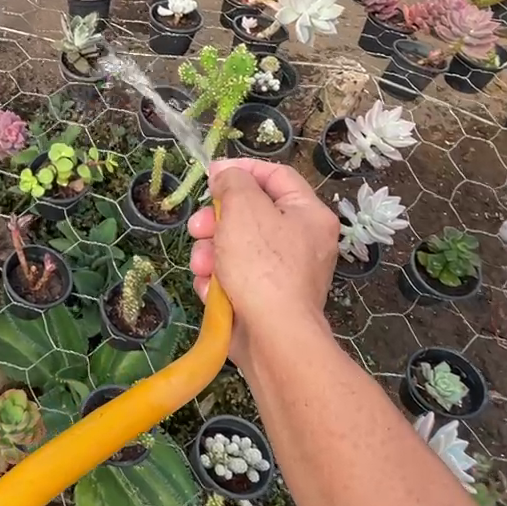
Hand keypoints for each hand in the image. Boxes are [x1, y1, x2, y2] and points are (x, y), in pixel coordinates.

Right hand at [187, 158, 339, 360]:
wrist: (272, 336)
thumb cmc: (262, 265)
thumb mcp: (243, 207)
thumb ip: (233, 181)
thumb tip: (226, 175)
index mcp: (308, 214)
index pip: (276, 175)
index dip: (241, 169)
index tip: (211, 174)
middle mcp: (302, 241)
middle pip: (250, 213)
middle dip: (216, 220)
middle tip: (197, 227)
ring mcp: (283, 272)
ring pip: (235, 246)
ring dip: (210, 252)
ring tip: (202, 266)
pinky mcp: (265, 298)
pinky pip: (235, 275)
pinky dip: (218, 279)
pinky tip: (212, 289)